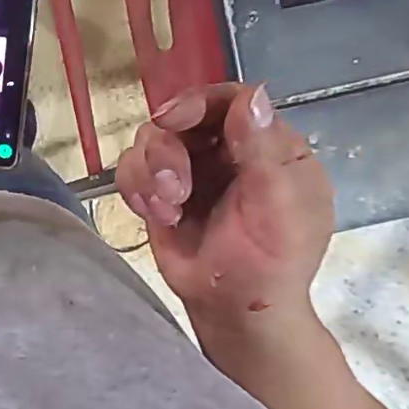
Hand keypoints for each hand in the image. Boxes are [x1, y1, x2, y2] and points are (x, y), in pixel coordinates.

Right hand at [115, 84, 333, 316]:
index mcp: (268, 146)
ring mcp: (191, 169)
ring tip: (168, 210)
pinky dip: (136, 188)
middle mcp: (228, 149)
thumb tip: (252, 94)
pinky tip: (154, 215)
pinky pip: (132, 167)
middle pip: (182, 116)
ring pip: (151, 139)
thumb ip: (263, 151)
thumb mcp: (277, 210)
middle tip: (173, 188)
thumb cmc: (267, 266)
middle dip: (168, 149)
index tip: (171, 120)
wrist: (232, 314)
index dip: (199, 102)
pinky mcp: (160, 190)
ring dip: (151, 172)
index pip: (231, 100)